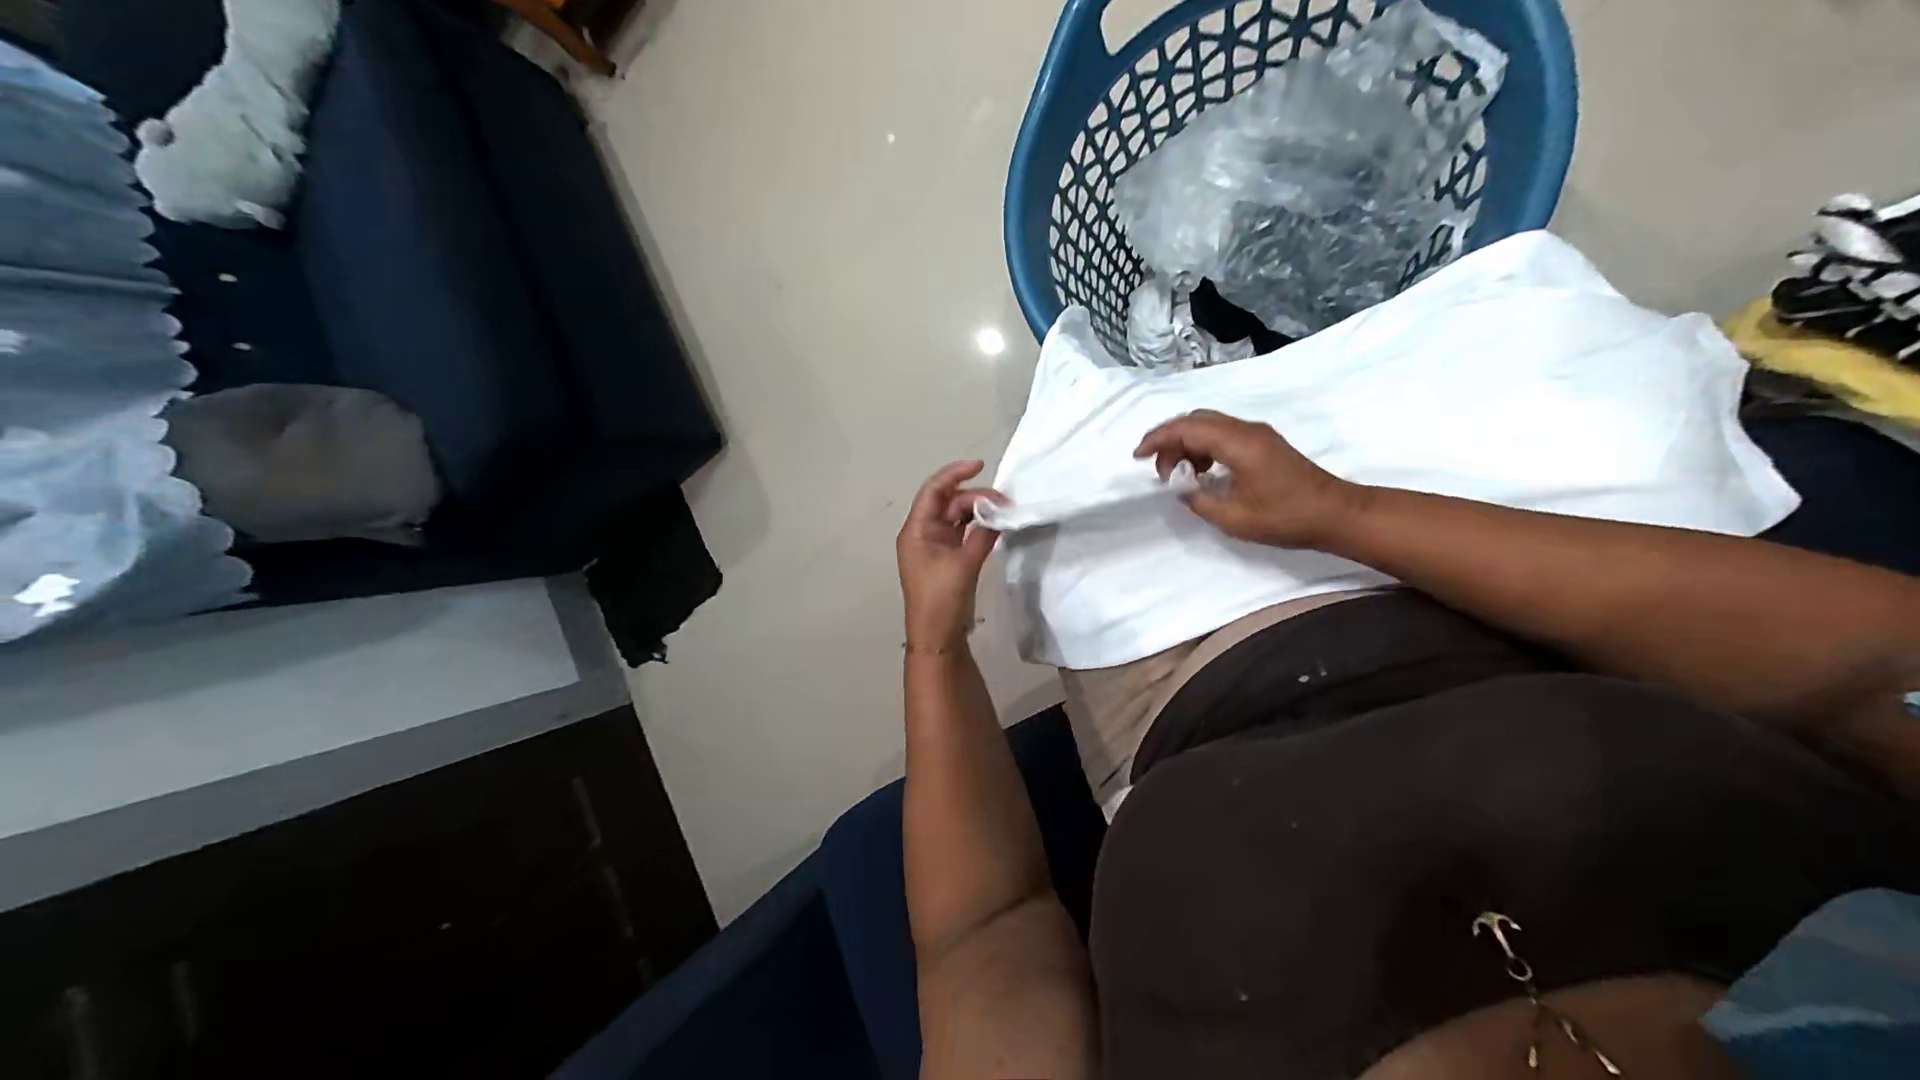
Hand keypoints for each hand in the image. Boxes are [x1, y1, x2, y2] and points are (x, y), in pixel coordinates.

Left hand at [897, 460, 1004, 649]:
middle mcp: (923, 533)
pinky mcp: (947, 557)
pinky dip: (978, 526)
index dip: (955, 474)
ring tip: (1004, 512)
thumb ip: (983, 535)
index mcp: (916, 530)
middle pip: (948, 502)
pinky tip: (996, 525)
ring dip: (978, 511)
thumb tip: (999, 513)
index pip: (933, 491)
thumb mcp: (964, 565)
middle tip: (1004, 504)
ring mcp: (934, 545)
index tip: (980, 465)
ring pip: (957, 516)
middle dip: (975, 497)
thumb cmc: (942, 600)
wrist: (936, 637)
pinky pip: (962, 532)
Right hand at [1134, 410, 1365, 547]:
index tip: (1137, 457)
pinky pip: (1222, 433)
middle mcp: (1246, 430)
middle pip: (1195, 419)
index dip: (1157, 440)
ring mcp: (1257, 433)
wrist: (1336, 514)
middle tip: (1157, 469)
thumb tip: (1181, 488)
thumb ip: (1199, 500)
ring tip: (1178, 474)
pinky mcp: (1263, 442)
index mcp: (1238, 444)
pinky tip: (1202, 472)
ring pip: (1208, 424)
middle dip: (1169, 439)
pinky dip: (1202, 446)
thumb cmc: (1286, 518)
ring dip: (1186, 443)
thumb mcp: (1233, 518)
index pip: (1187, 429)